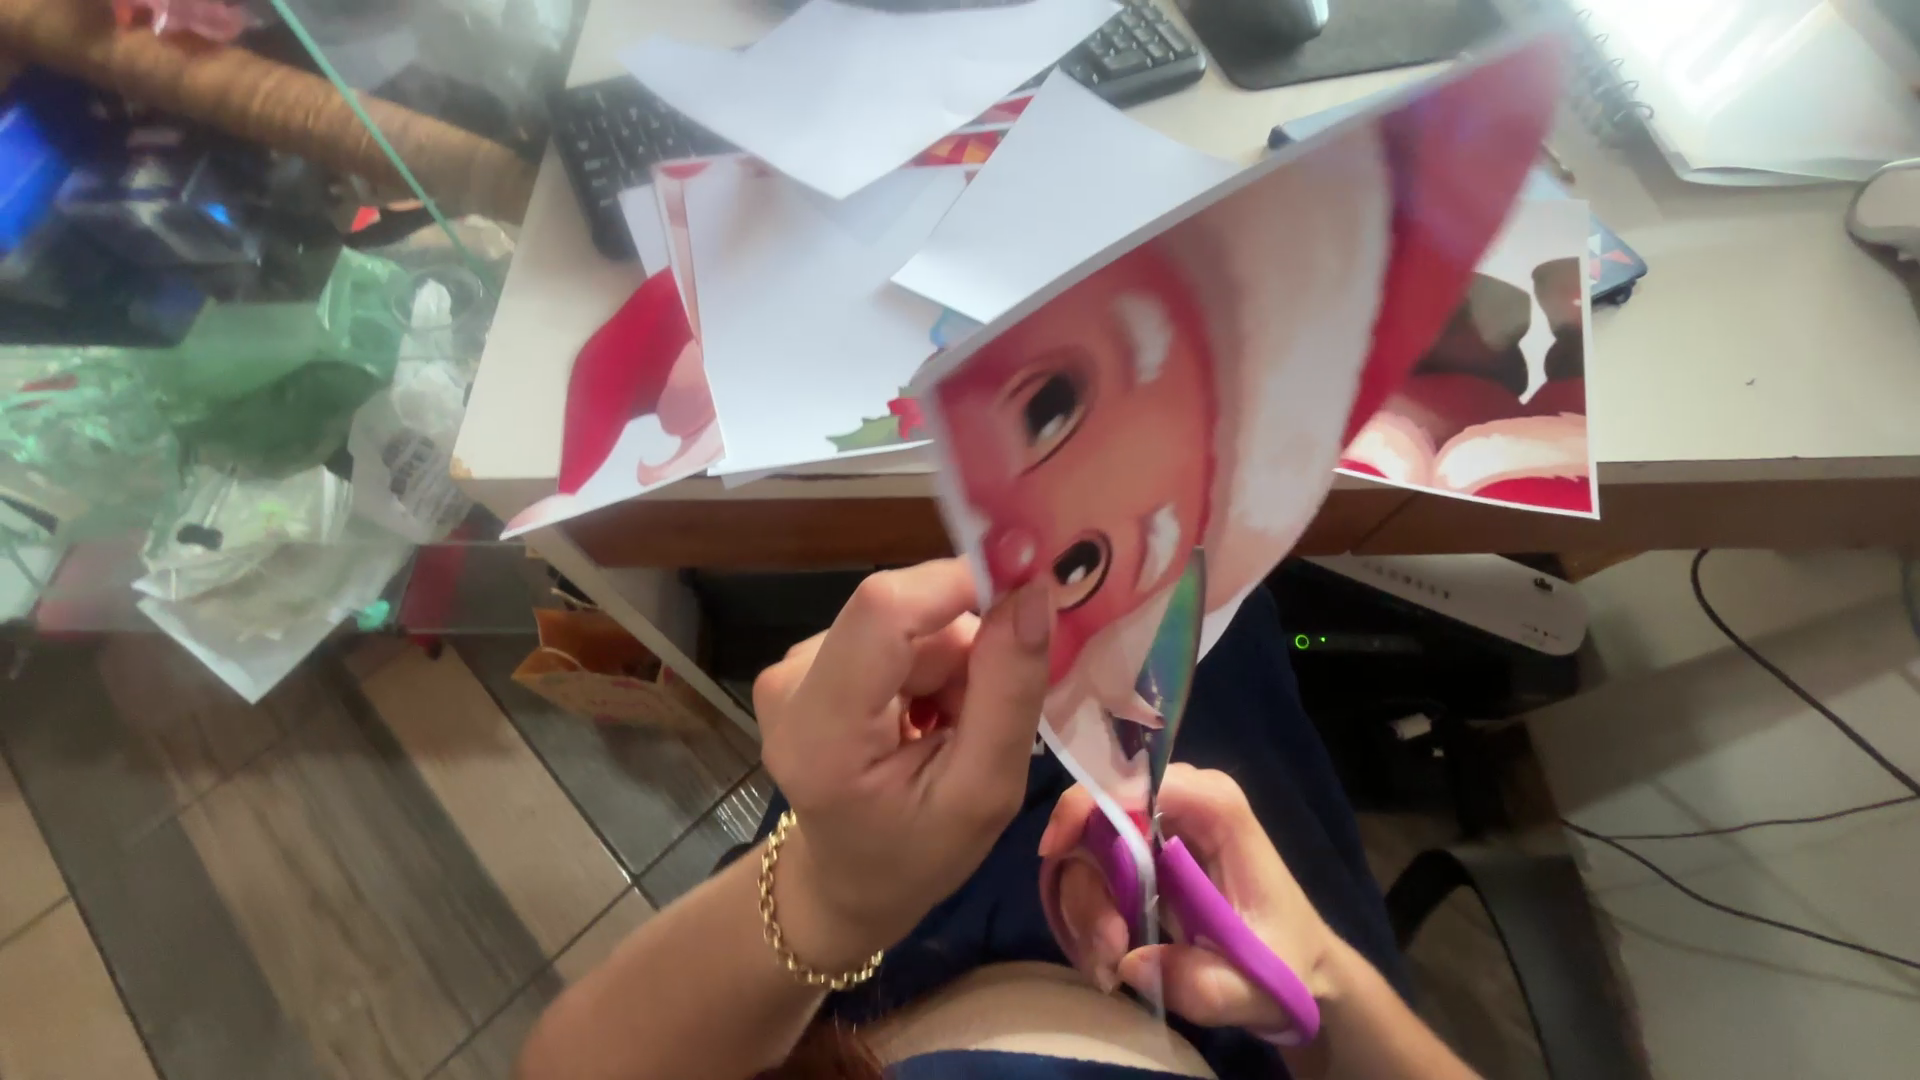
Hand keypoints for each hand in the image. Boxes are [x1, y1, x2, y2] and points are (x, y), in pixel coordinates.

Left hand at [754, 558, 1052, 970]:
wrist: (847, 878)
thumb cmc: (916, 855)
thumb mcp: (985, 792)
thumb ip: (1009, 692)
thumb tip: (1034, 591)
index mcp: (822, 732)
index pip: (885, 608)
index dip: (960, 582)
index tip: (1029, 594)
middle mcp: (791, 683)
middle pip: (906, 614)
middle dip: (966, 647)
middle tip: (983, 714)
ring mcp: (793, 667)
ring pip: (908, 620)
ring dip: (950, 661)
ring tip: (950, 727)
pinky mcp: (807, 659)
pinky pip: (892, 630)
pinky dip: (927, 664)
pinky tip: (923, 714)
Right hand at [1039, 765, 1343, 1030]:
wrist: (1296, 971)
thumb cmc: (1286, 963)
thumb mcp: (1256, 986)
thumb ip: (1201, 982)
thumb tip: (1130, 963)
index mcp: (1213, 806)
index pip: (1132, 780)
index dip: (1085, 806)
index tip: (1054, 852)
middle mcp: (1176, 801)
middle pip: (1096, 818)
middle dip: (1089, 887)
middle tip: (1109, 950)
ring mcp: (1152, 824)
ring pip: (1084, 848)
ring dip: (1085, 909)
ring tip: (1110, 967)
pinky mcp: (1137, 850)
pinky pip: (1088, 868)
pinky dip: (1086, 915)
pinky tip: (1108, 958)